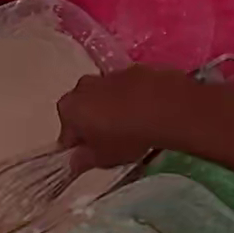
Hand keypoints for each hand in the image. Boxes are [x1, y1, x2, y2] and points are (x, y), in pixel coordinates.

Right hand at [56, 66, 213, 167]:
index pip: (66, 134)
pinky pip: (127, 89)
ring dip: (113, 110)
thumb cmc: (126, 136)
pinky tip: (148, 114)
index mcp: (69, 109)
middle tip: (112, 144)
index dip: (78, 148)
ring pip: (104, 97)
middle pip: (83, 110)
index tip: (91, 157)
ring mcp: (108, 76)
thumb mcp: (103, 158)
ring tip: (134, 129)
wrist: (167, 106)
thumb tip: (74, 162)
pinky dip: (132, 99)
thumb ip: (84, 161)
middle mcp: (82, 87)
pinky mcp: (133, 70)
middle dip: (93, 124)